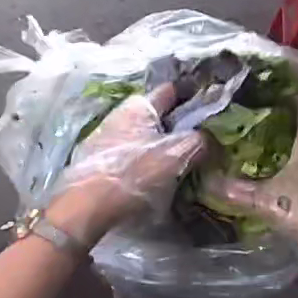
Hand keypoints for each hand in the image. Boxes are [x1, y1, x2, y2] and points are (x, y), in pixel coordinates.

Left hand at [49, 83, 207, 240]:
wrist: (86, 206)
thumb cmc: (133, 173)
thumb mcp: (176, 156)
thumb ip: (199, 141)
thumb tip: (210, 138)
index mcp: (140, 105)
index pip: (173, 90)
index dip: (194, 96)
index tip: (212, 109)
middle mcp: (120, 113)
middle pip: (159, 114)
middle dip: (179, 125)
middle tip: (202, 141)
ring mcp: (105, 136)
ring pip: (144, 134)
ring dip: (161, 144)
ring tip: (181, 162)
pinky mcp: (97, 159)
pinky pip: (130, 152)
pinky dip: (144, 158)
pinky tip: (153, 176)